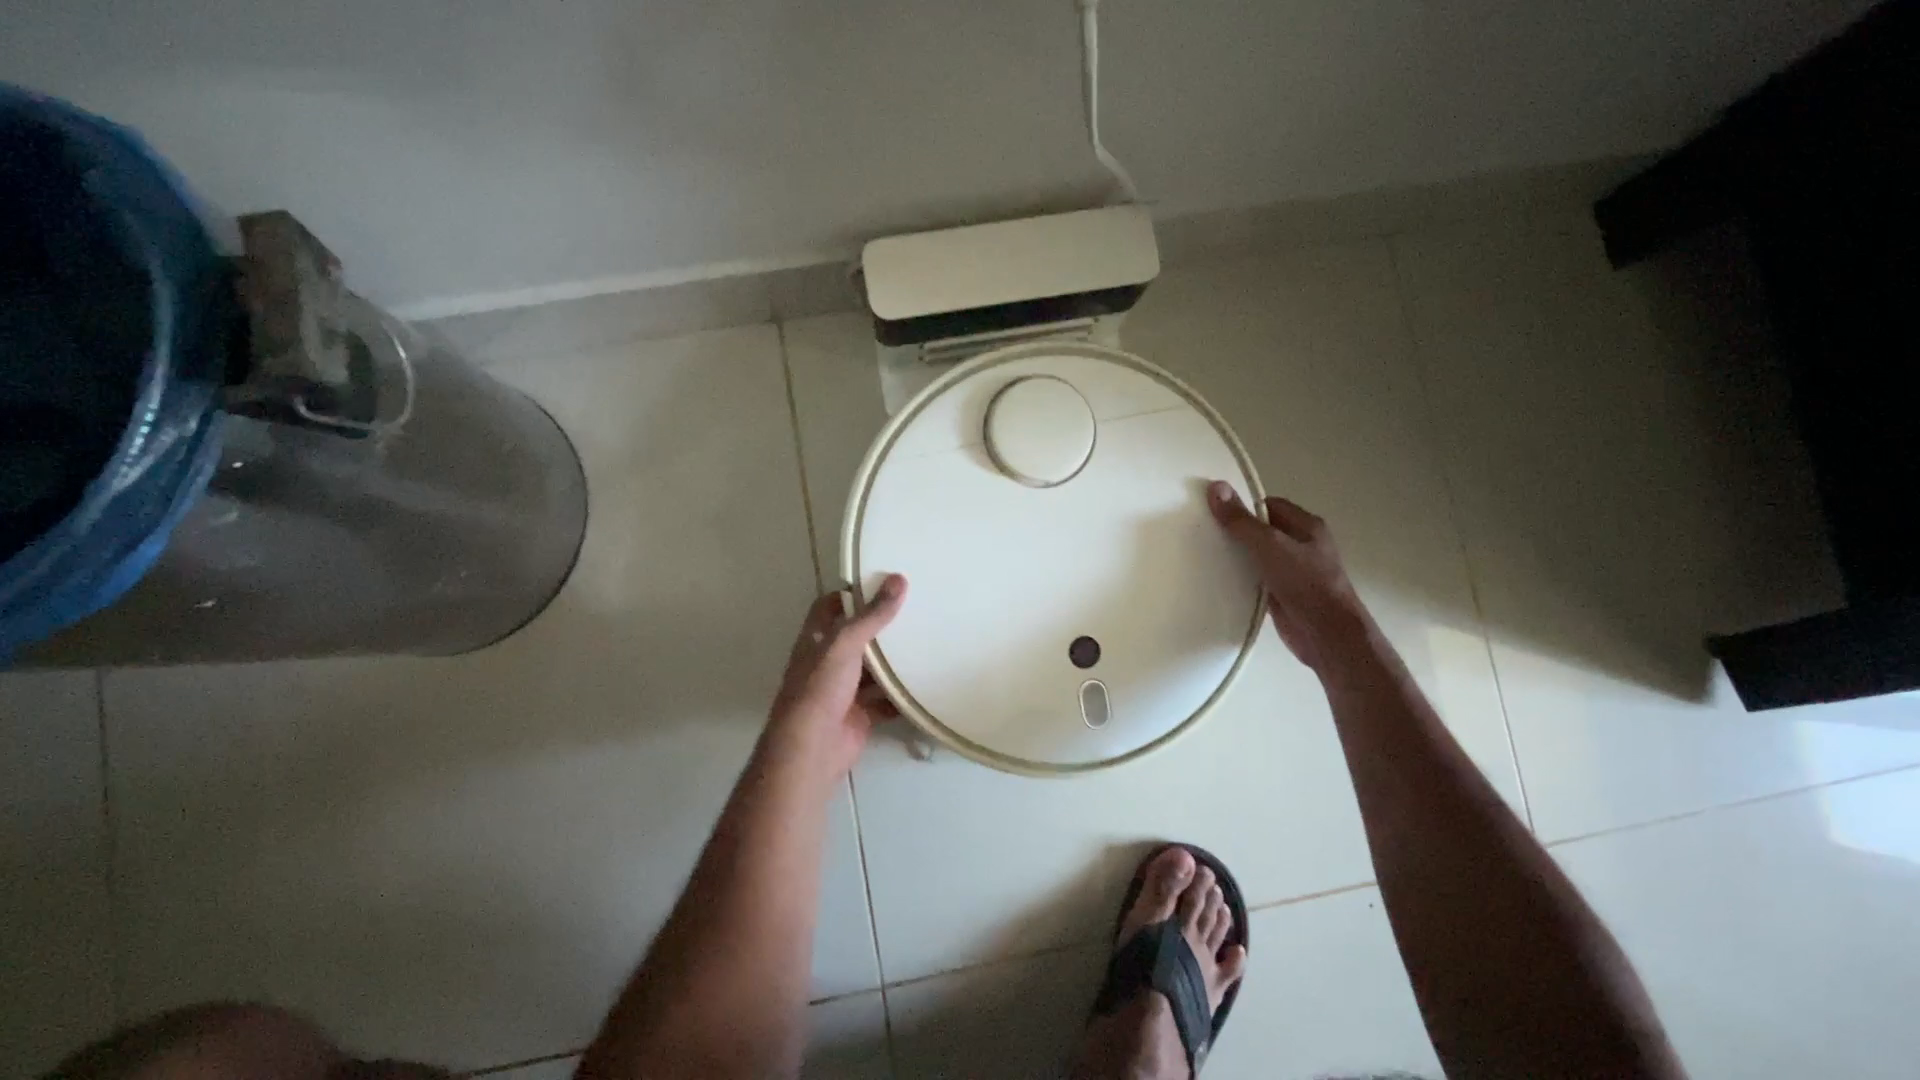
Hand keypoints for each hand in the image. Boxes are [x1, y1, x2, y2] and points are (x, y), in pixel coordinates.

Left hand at [765, 574, 908, 778]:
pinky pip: (885, 701)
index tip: (883, 583)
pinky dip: (901, 696)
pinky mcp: (860, 715)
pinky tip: (924, 684)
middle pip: (856, 637)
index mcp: (816, 640)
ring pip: (872, 670)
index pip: (830, 607)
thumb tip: (898, 579)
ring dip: (894, 662)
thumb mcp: (844, 644)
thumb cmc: (820, 689)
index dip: (851, 593)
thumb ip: (872, 615)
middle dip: (880, 627)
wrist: (812, 749)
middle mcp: (827, 662)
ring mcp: (843, 690)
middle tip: (915, 610)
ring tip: (926, 641)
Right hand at [1207, 481, 1369, 672]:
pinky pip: (1256, 580)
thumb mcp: (1270, 545)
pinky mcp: (1282, 594)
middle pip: (1261, 531)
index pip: (1268, 505)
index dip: (1242, 507)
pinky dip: (1240, 580)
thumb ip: (1241, 521)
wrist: (1326, 634)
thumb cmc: (1305, 583)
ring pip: (1257, 557)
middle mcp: (1302, 545)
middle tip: (1203, 532)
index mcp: (1307, 526)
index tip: (1213, 512)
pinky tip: (1217, 581)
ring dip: (1236, 557)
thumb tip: (1215, 486)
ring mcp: (1292, 571)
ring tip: (1203, 554)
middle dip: (1235, 532)